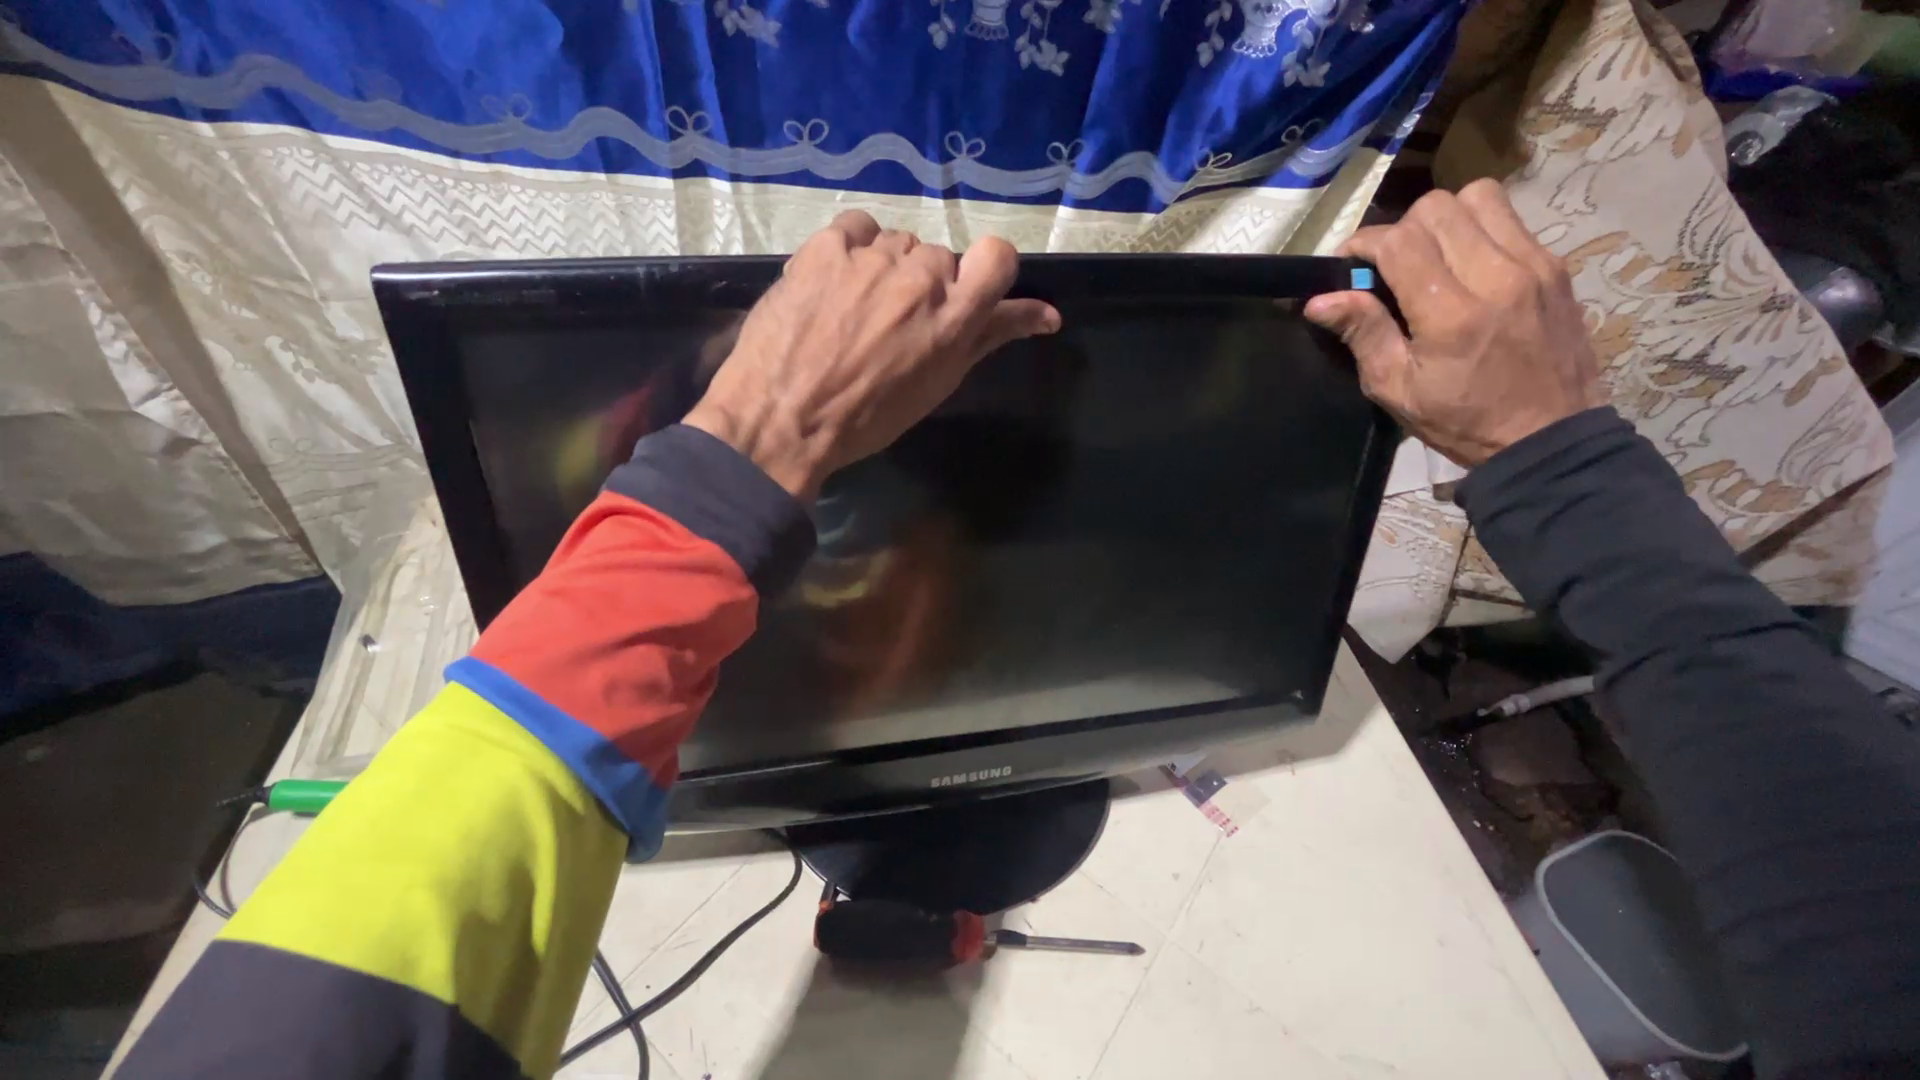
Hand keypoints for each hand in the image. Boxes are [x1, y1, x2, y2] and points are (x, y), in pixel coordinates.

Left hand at [684, 212, 1059, 498]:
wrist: (782, 420)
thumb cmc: (866, 418)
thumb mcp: (938, 384)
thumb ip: (990, 338)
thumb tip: (1048, 315)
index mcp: (954, 318)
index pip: (999, 256)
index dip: (988, 270)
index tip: (969, 293)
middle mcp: (919, 278)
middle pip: (940, 257)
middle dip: (925, 286)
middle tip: (895, 325)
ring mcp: (870, 259)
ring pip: (898, 243)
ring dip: (888, 269)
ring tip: (857, 310)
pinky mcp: (824, 247)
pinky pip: (857, 228)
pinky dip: (854, 248)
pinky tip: (838, 279)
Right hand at [1303, 180, 1604, 465]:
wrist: (1548, 436)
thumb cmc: (1461, 420)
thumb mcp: (1396, 388)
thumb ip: (1363, 333)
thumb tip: (1319, 299)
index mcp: (1451, 314)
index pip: (1399, 241)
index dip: (1364, 244)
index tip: (1350, 265)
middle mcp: (1496, 276)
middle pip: (1436, 208)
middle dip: (1401, 230)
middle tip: (1391, 265)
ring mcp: (1533, 264)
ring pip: (1477, 197)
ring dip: (1444, 219)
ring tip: (1432, 255)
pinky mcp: (1556, 264)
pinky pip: (1509, 218)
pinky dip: (1478, 229)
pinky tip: (1467, 266)